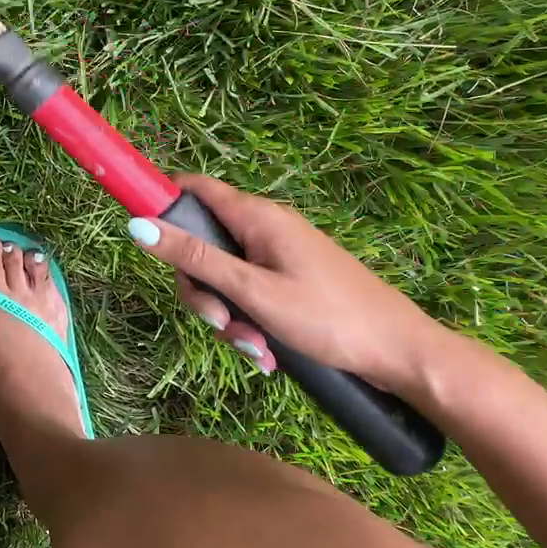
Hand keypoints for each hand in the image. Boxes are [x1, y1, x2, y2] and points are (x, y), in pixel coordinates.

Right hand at [131, 173, 449, 395]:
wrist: (409, 359)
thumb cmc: (331, 319)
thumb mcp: (252, 292)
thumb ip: (194, 258)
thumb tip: (136, 226)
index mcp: (257, 217)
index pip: (192, 188)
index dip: (162, 204)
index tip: (143, 237)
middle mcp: (265, 228)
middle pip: (201, 242)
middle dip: (200, 286)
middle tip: (217, 321)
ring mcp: (280, 255)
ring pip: (223, 273)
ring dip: (226, 311)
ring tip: (254, 347)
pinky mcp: (292, 280)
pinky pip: (249, 291)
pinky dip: (248, 319)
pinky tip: (266, 350)